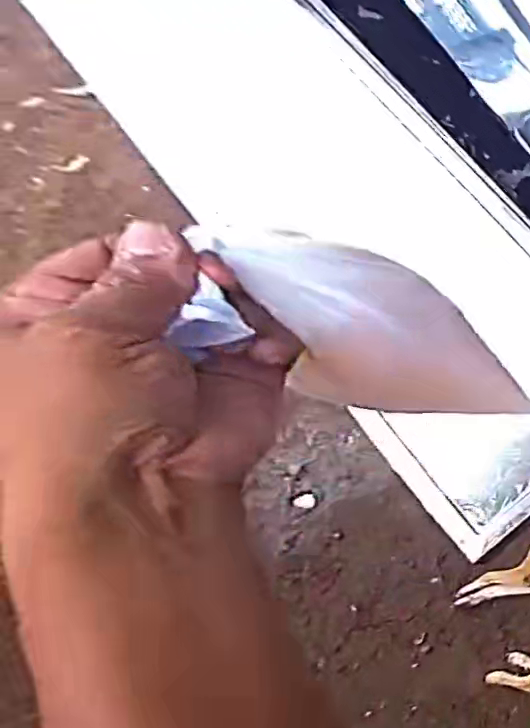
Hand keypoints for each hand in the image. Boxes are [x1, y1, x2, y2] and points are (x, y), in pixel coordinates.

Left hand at [0, 222, 300, 497]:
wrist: (149, 487)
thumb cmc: (76, 424)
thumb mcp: (84, 333)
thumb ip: (132, 283)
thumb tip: (162, 240)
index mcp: (54, 318)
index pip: (105, 262)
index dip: (143, 250)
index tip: (175, 246)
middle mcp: (126, 336)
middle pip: (176, 282)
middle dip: (202, 275)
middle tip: (217, 278)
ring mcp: (190, 359)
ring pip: (228, 308)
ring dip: (241, 303)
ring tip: (243, 308)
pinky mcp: (246, 378)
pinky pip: (271, 341)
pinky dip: (275, 335)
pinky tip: (266, 340)